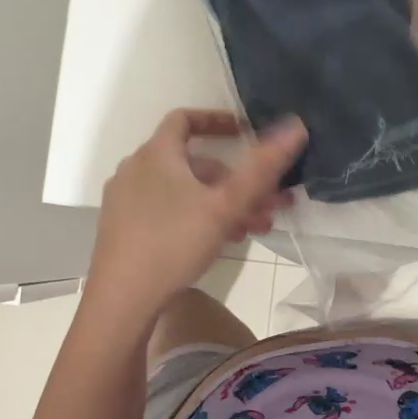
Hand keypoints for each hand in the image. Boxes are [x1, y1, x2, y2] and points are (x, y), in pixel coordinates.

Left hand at [87, 109, 306, 320]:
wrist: (122, 299)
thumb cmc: (174, 243)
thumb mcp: (225, 207)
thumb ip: (261, 169)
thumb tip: (295, 127)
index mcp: (156, 154)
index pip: (184, 119)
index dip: (216, 120)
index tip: (244, 132)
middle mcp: (136, 169)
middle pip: (193, 164)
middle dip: (234, 181)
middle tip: (267, 204)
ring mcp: (125, 200)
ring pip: (183, 191)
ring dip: (220, 204)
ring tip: (251, 230)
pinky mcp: (123, 228)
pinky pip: (166, 210)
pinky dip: (195, 216)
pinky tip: (218, 243)